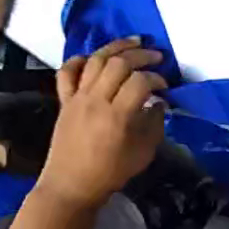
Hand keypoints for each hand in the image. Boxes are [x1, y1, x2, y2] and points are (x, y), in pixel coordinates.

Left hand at [39, 38, 167, 207]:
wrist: (71, 186)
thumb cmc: (111, 172)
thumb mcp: (144, 153)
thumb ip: (155, 125)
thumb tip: (158, 103)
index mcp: (117, 116)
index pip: (140, 82)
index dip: (157, 79)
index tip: (165, 86)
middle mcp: (96, 101)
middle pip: (118, 64)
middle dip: (141, 55)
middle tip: (157, 57)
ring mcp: (77, 98)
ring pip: (95, 61)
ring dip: (116, 47)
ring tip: (134, 43)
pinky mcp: (64, 101)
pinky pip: (67, 73)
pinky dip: (79, 60)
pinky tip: (93, 58)